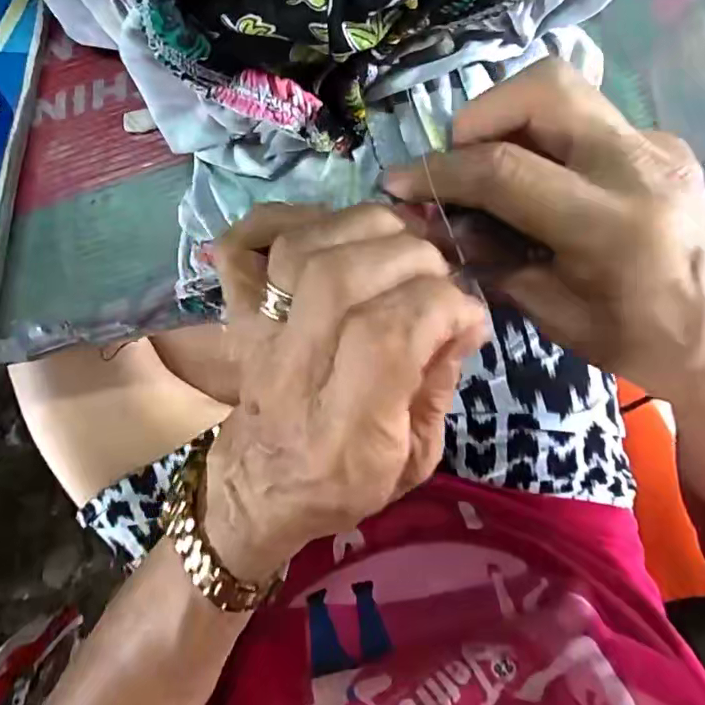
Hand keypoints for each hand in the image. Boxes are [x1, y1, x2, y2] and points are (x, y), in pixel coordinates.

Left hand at [201, 204, 489, 581]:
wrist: (261, 486)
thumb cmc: (343, 482)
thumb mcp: (415, 459)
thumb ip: (437, 385)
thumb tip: (460, 316)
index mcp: (344, 427)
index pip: (385, 334)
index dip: (438, 305)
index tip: (467, 312)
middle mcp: (293, 369)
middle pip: (339, 278)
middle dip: (408, 257)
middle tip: (436, 274)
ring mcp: (257, 333)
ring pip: (299, 251)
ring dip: (361, 228)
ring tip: (396, 242)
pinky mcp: (238, 312)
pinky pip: (239, 248)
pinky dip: (279, 218)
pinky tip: (323, 225)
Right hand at [385, 58, 704, 406]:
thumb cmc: (644, 343)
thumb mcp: (552, 313)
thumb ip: (492, 258)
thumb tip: (439, 223)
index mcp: (611, 224)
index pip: (503, 170)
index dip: (439, 170)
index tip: (399, 182)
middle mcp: (637, 166)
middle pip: (542, 89)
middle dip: (480, 115)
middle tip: (459, 159)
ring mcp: (655, 145)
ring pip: (562, 88)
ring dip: (508, 117)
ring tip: (491, 165)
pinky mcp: (659, 142)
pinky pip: (583, 115)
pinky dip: (542, 134)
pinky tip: (538, 177)